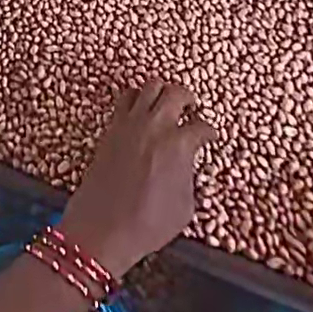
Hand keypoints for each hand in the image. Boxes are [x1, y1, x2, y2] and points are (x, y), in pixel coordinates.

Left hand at [59, 81, 214, 275]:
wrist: (104, 225)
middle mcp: (155, 126)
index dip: (208, 132)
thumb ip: (188, 175)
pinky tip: (140, 110)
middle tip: (190, 106)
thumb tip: (184, 164)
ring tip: (165, 102)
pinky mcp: (112, 126)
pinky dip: (137, 98)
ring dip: (161, 91)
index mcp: (179, 144)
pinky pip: (126, 99)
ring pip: (150, 86)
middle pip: (176, 93)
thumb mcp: (185, 206)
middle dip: (188, 98)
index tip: (208, 135)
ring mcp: (131, 123)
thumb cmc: (147, 223)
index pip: (201, 127)